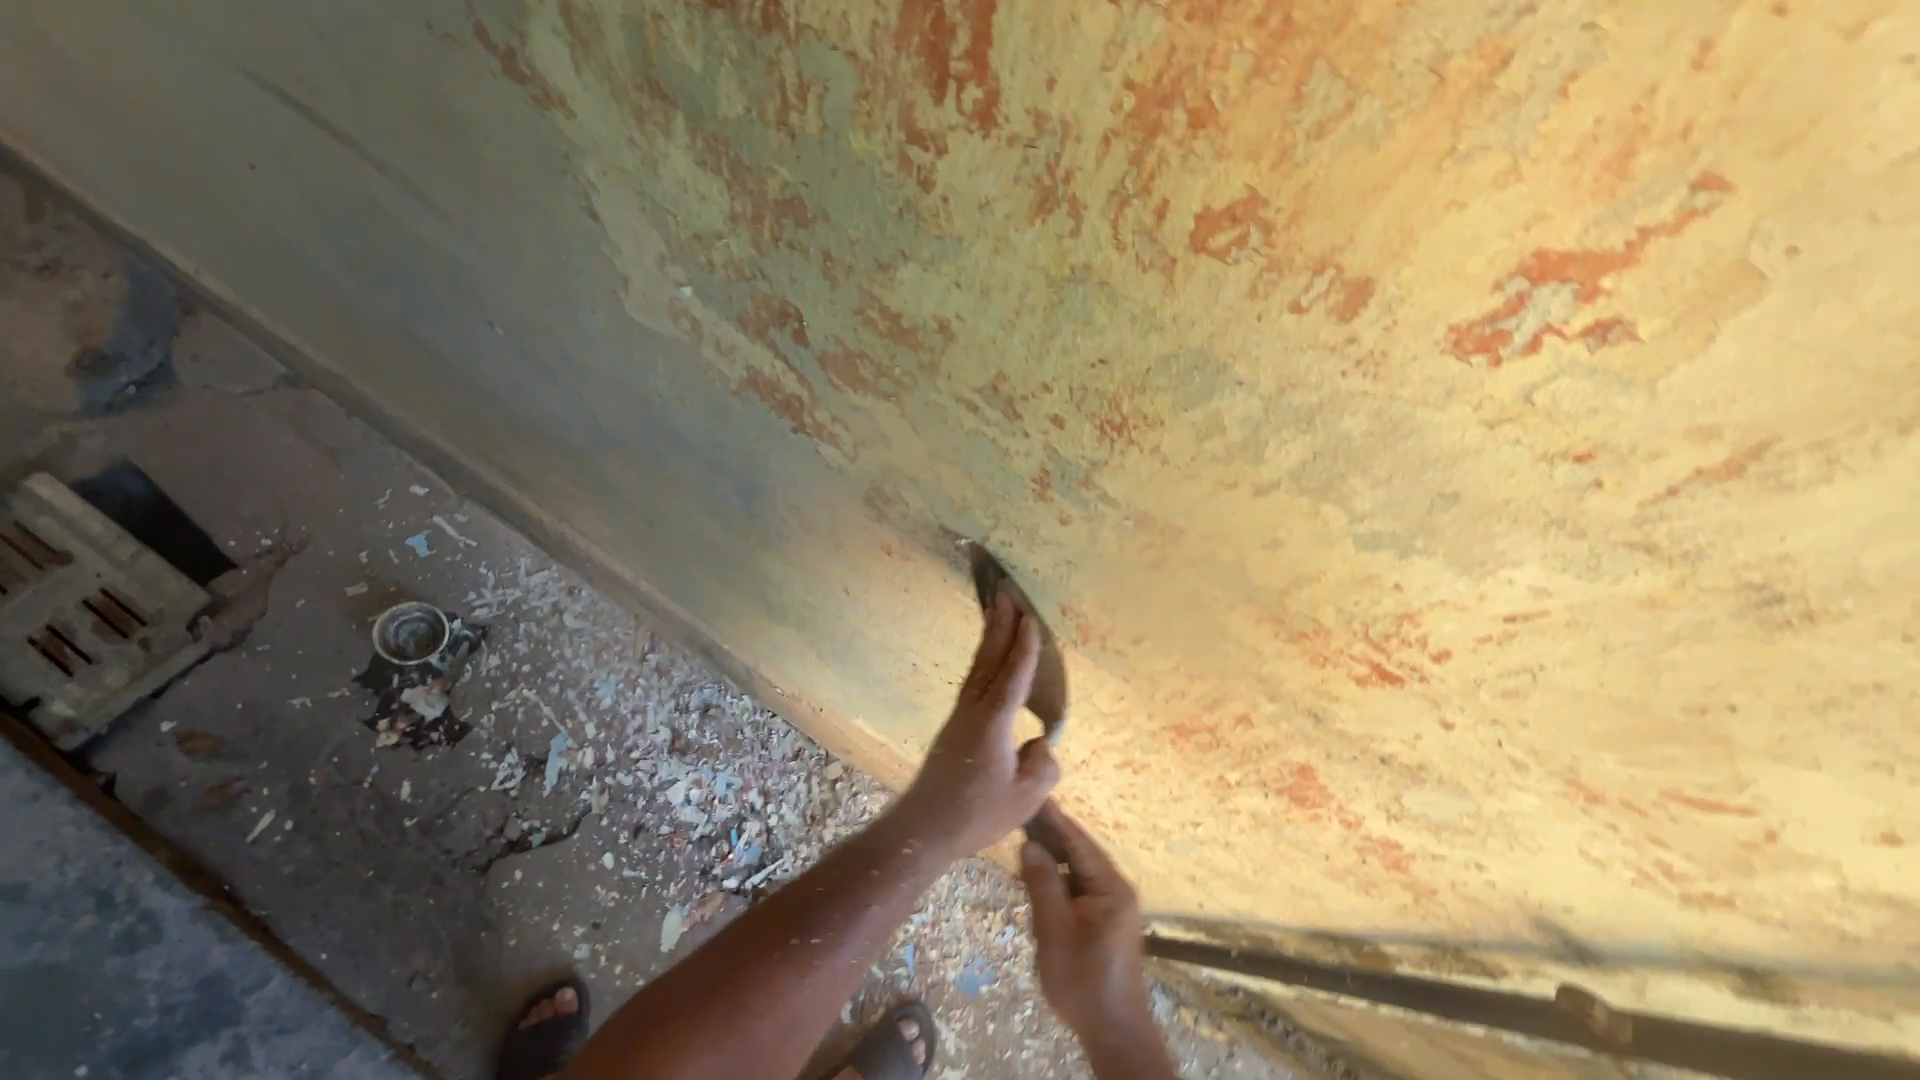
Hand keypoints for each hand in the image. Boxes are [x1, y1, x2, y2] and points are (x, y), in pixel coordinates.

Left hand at [891, 591, 1060, 858]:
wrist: (925, 828)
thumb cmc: (977, 814)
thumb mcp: (1027, 797)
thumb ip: (1043, 765)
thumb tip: (1036, 743)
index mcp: (993, 721)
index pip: (1014, 675)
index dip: (1025, 647)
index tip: (1030, 618)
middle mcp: (973, 710)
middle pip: (989, 659)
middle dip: (1000, 625)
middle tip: (1006, 592)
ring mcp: (959, 717)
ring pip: (978, 668)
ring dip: (989, 639)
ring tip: (996, 613)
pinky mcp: (953, 728)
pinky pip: (974, 682)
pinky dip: (984, 662)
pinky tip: (989, 664)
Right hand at [1020, 802, 1151, 1038]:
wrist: (1113, 1029)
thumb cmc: (1084, 980)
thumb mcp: (1055, 930)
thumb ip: (1042, 884)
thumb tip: (1030, 845)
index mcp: (1110, 886)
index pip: (1077, 841)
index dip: (1053, 817)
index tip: (1032, 792)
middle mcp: (1115, 889)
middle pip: (1078, 851)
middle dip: (1049, 832)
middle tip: (1019, 809)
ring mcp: (1110, 905)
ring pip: (1076, 869)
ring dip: (1051, 854)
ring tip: (1022, 831)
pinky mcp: (1102, 920)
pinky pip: (1076, 887)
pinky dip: (1056, 876)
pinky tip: (1035, 870)